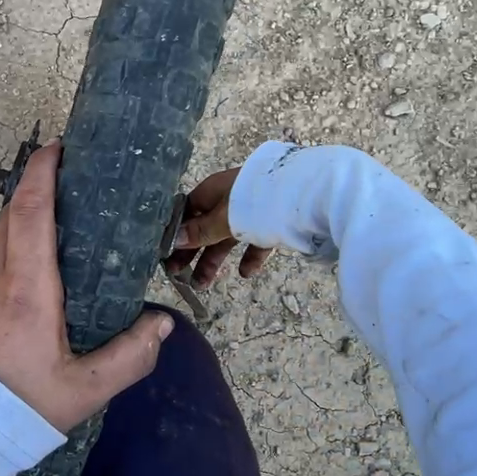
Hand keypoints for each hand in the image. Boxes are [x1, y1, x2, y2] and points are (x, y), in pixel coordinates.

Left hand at [0, 141, 174, 431]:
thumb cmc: (19, 408)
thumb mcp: (84, 391)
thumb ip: (129, 357)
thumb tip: (160, 326)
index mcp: (25, 290)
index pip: (31, 213)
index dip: (43, 174)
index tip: (58, 149)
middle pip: (11, 217)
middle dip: (36, 188)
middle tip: (70, 177)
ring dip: (24, 220)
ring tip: (61, 221)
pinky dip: (15, 250)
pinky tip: (38, 270)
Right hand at [165, 167, 272, 288]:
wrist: (312, 193)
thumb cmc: (258, 202)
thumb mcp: (224, 219)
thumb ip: (199, 231)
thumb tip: (173, 239)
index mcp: (213, 190)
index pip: (186, 212)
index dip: (175, 233)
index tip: (165, 254)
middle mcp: (229, 198)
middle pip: (204, 227)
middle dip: (191, 252)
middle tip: (176, 275)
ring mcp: (252, 210)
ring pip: (227, 237)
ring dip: (214, 260)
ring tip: (202, 285)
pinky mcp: (274, 222)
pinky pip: (256, 241)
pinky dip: (249, 257)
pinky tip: (246, 273)